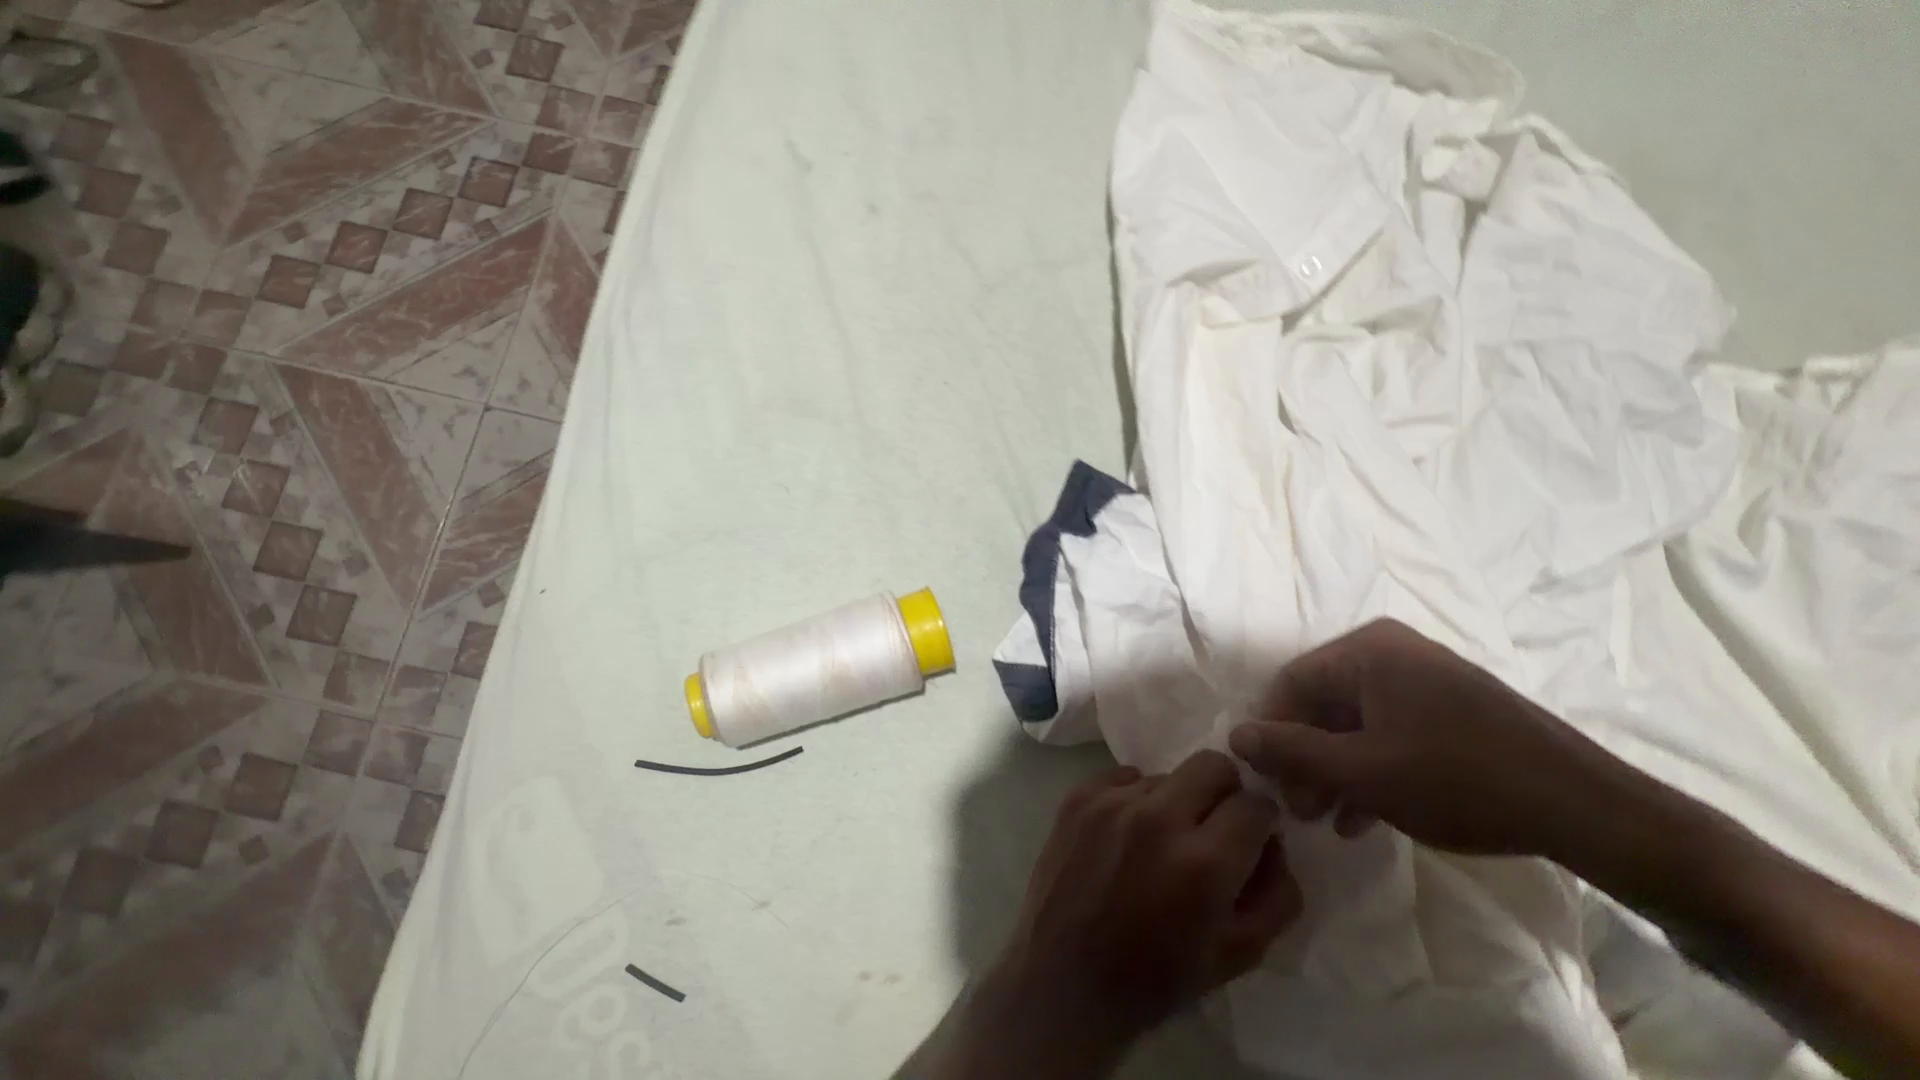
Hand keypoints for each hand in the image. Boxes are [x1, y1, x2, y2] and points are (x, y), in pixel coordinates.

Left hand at [940, 752, 1299, 1079]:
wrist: (1064, 978)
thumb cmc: (1156, 975)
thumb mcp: (1240, 953)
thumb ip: (1277, 892)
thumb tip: (1274, 842)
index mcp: (1204, 862)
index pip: (1256, 805)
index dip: (1261, 823)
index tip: (1250, 841)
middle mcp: (1159, 818)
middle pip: (1214, 765)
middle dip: (1225, 793)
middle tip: (1212, 829)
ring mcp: (1112, 802)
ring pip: (1168, 774)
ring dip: (1176, 801)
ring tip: (1160, 842)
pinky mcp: (1078, 798)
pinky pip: (1125, 777)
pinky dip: (1135, 799)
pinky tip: (1126, 837)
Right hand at [1228, 618, 1617, 858]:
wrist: (1580, 806)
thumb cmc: (1457, 779)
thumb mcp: (1361, 770)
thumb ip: (1291, 751)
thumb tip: (1235, 735)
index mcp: (1369, 650)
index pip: (1291, 682)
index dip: (1270, 732)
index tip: (1266, 782)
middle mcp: (1394, 653)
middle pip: (1323, 703)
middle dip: (1304, 758)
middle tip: (1298, 810)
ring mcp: (1426, 681)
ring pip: (1355, 723)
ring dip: (1333, 771)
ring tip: (1326, 820)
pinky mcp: (1451, 711)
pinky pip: (1390, 732)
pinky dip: (1370, 770)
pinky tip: (1364, 818)